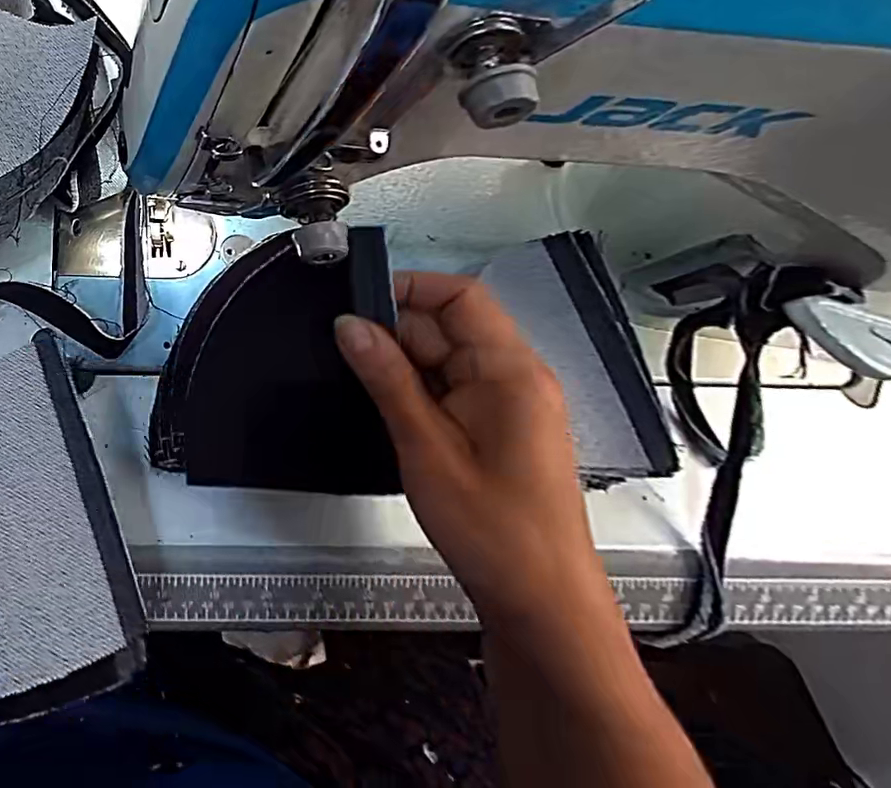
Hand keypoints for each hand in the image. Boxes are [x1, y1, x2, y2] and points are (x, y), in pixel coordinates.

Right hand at [335, 271, 606, 623]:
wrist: (540, 603)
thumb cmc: (495, 532)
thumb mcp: (426, 447)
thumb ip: (387, 378)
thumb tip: (351, 325)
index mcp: (511, 371)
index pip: (460, 296)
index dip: (409, 287)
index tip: (359, 298)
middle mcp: (516, 377)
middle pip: (447, 326)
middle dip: (396, 337)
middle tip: (353, 361)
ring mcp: (508, 401)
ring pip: (444, 357)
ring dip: (404, 369)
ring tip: (377, 401)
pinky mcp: (497, 423)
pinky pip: (450, 386)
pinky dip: (418, 393)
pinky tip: (398, 417)